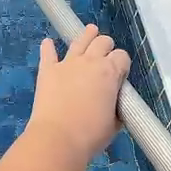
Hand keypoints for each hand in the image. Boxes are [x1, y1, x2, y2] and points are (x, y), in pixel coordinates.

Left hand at [28, 25, 128, 162]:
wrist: (58, 139)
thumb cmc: (91, 134)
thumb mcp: (115, 122)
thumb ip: (116, 105)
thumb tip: (114, 101)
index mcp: (110, 72)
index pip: (122, 56)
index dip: (122, 64)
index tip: (120, 74)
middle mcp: (90, 61)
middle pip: (103, 42)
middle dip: (107, 47)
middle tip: (106, 56)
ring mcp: (67, 63)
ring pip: (80, 40)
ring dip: (87, 35)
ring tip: (90, 31)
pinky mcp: (48, 70)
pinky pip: (48, 52)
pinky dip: (48, 47)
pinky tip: (48, 43)